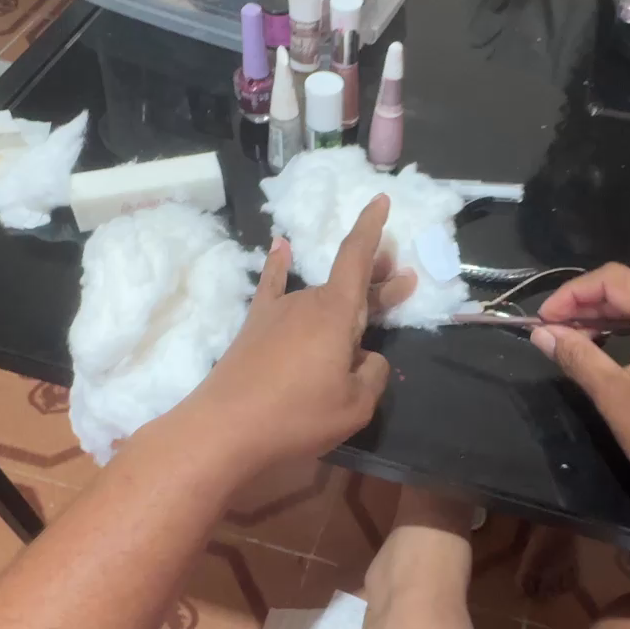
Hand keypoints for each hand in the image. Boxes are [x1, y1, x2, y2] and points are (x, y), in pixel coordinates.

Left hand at [173, 194, 414, 478]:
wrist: (225, 429)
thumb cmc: (298, 416)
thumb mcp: (355, 406)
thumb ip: (372, 375)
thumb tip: (368, 358)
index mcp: (336, 313)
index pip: (357, 257)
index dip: (372, 228)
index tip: (380, 199)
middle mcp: (306, 302)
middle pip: (346, 284)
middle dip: (377, 281)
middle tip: (403, 280)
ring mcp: (277, 312)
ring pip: (319, 298)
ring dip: (343, 297)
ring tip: (364, 304)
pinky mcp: (254, 328)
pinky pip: (271, 288)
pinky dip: (278, 267)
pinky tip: (280, 246)